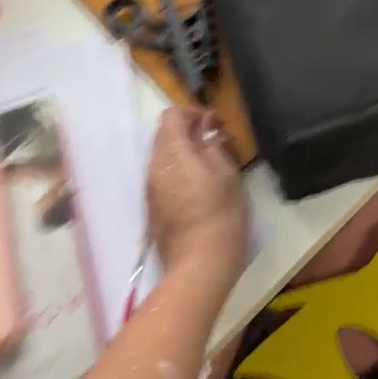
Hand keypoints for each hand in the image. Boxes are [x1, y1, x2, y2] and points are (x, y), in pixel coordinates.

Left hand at [146, 107, 247, 281]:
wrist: (199, 265)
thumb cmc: (221, 214)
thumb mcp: (227, 173)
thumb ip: (214, 144)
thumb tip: (207, 127)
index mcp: (172, 153)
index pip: (171, 115)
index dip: (193, 113)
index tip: (216, 126)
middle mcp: (154, 166)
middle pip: (164, 134)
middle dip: (189, 132)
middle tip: (218, 144)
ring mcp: (151, 187)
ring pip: (164, 156)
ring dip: (185, 152)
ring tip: (212, 166)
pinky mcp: (153, 205)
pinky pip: (163, 175)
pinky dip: (179, 170)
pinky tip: (200, 187)